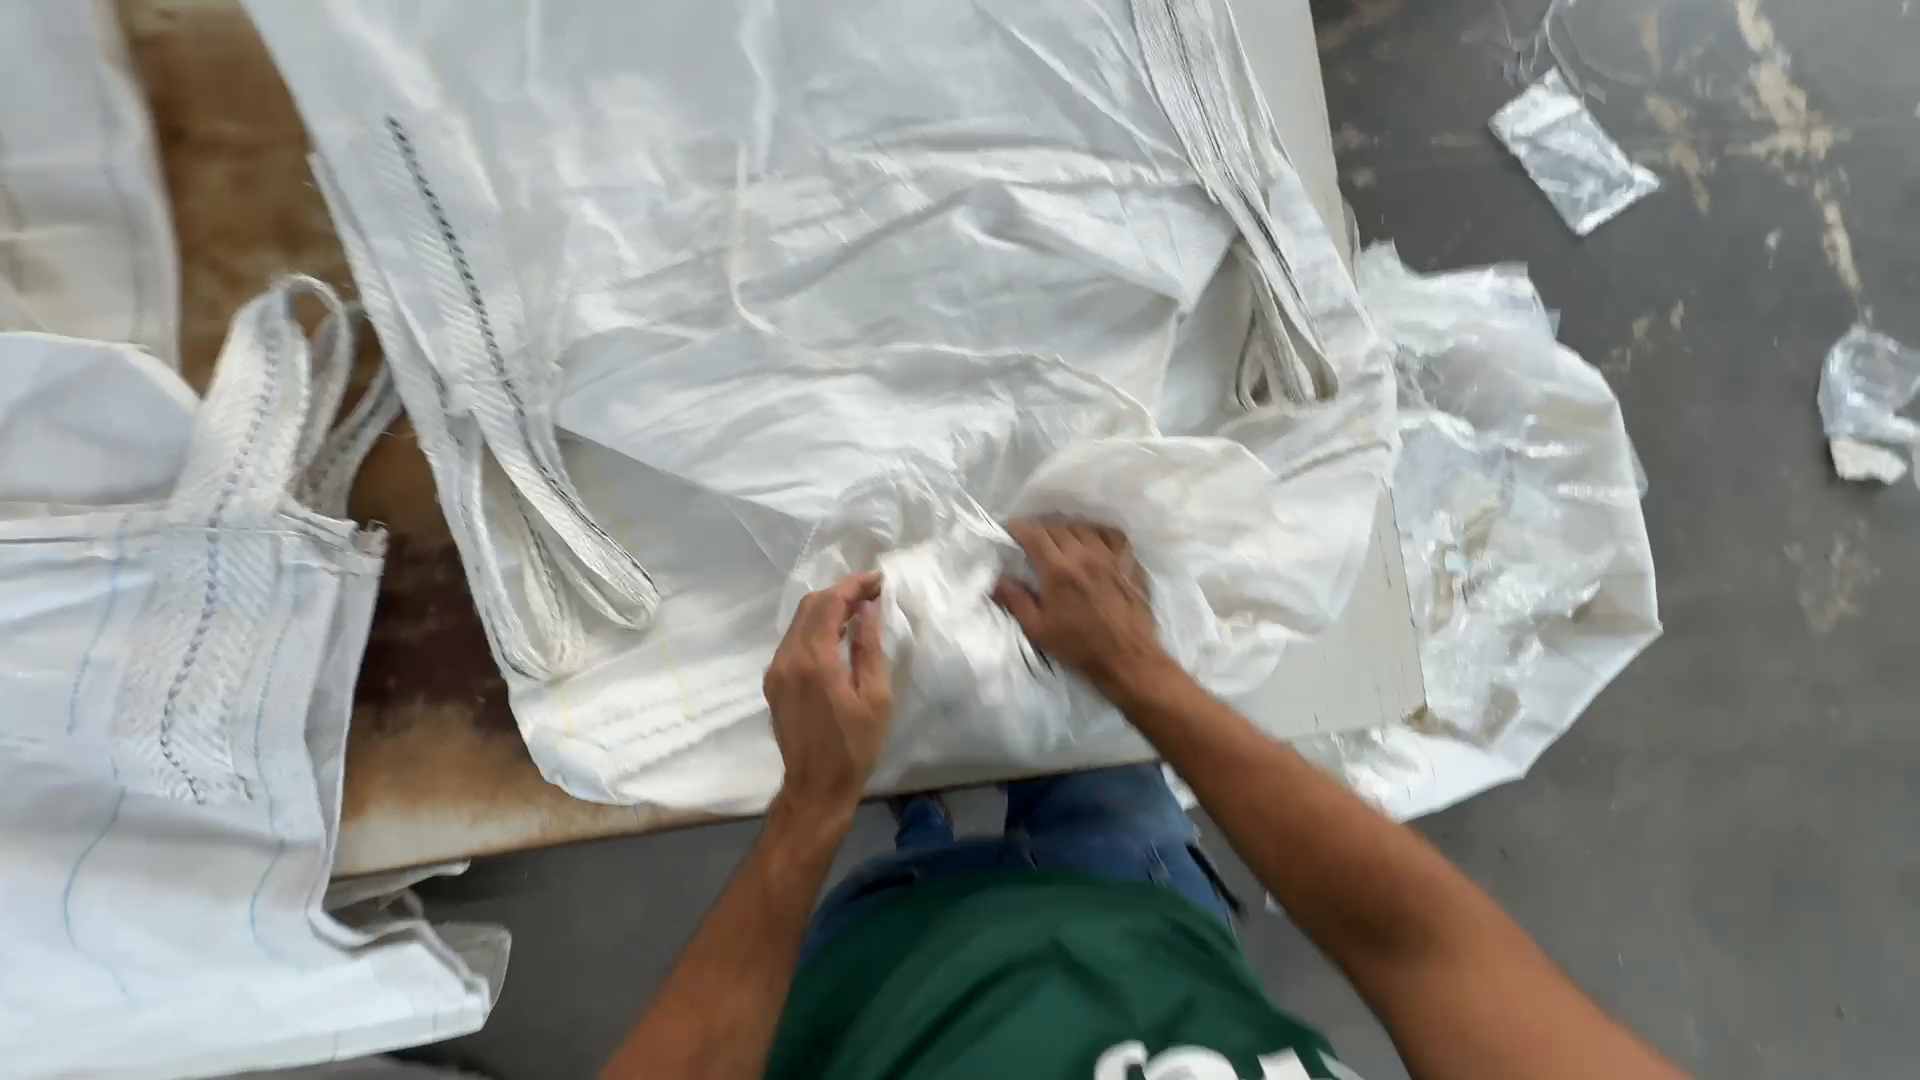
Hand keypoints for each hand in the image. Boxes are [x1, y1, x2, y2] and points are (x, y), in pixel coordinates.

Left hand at [764, 572, 893, 818]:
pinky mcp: (773, 682)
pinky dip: (815, 628)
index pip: (829, 603)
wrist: (816, 788)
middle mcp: (787, 659)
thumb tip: (869, 608)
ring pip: (799, 622)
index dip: (854, 585)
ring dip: (827, 609)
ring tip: (859, 611)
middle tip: (872, 594)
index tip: (878, 580)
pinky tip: (838, 636)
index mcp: (813, 660)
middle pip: (810, 606)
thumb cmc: (855, 746)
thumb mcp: (875, 696)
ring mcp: (775, 671)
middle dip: (841, 593)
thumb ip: (868, 646)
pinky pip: (794, 641)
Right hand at [992, 520, 1174, 699]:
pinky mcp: (1128, 562)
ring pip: (1083, 527)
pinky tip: (1092, 540)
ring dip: (1066, 529)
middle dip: (1040, 529)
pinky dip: (1097, 531)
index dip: (1018, 528)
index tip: (1010, 530)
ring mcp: (1110, 556)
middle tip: (1031, 540)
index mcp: (1058, 570)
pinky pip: (1111, 534)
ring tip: (1060, 540)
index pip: (1034, 534)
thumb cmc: (1079, 647)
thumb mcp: (1038, 629)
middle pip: (1057, 527)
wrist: (1128, 658)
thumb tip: (997, 581)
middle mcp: (1084, 555)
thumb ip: (1015, 600)